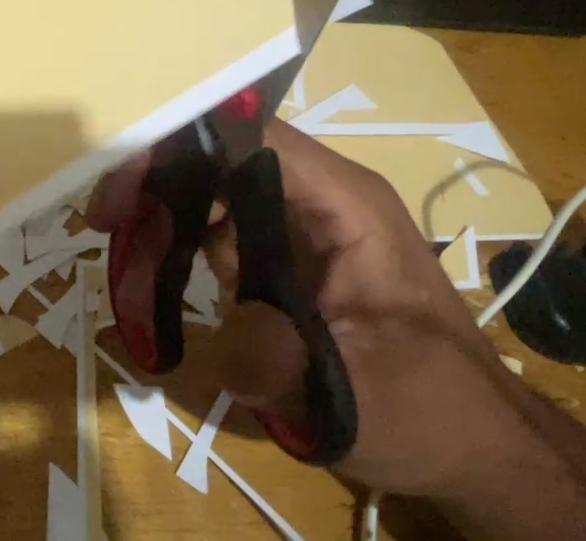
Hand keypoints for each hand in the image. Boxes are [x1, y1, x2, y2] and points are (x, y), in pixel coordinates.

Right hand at [89, 120, 537, 499]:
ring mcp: (297, 227)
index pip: (247, 136)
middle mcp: (315, 198)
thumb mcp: (351, 393)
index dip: (177, 147)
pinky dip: (178, 251)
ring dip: (160, 224)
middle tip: (105, 233)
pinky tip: (151, 289)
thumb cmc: (434, 409)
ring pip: (209, 194)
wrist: (481, 449)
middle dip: (155, 188)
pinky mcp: (283, 259)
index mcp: (341, 201)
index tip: (121, 192)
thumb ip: (270, 360)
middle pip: (217, 159)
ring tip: (125, 278)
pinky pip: (217, 233)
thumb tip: (184, 344)